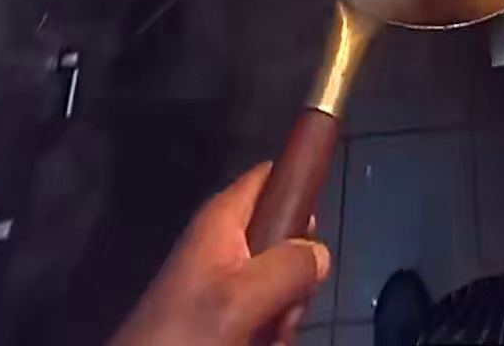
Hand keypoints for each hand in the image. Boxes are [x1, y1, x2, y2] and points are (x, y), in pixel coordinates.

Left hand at [111, 163, 330, 345]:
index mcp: (224, 218)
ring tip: (272, 337)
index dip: (299, 187)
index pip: (272, 175)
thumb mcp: (241, 299)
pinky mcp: (218, 317)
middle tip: (289, 303)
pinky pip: (262, 310)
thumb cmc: (182, 339)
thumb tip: (321, 255)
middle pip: (284, 233)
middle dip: (296, 270)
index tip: (315, 224)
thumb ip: (290, 267)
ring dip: (285, 310)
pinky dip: (269, 331)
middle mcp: (224, 242)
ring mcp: (220, 282)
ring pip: (278, 277)